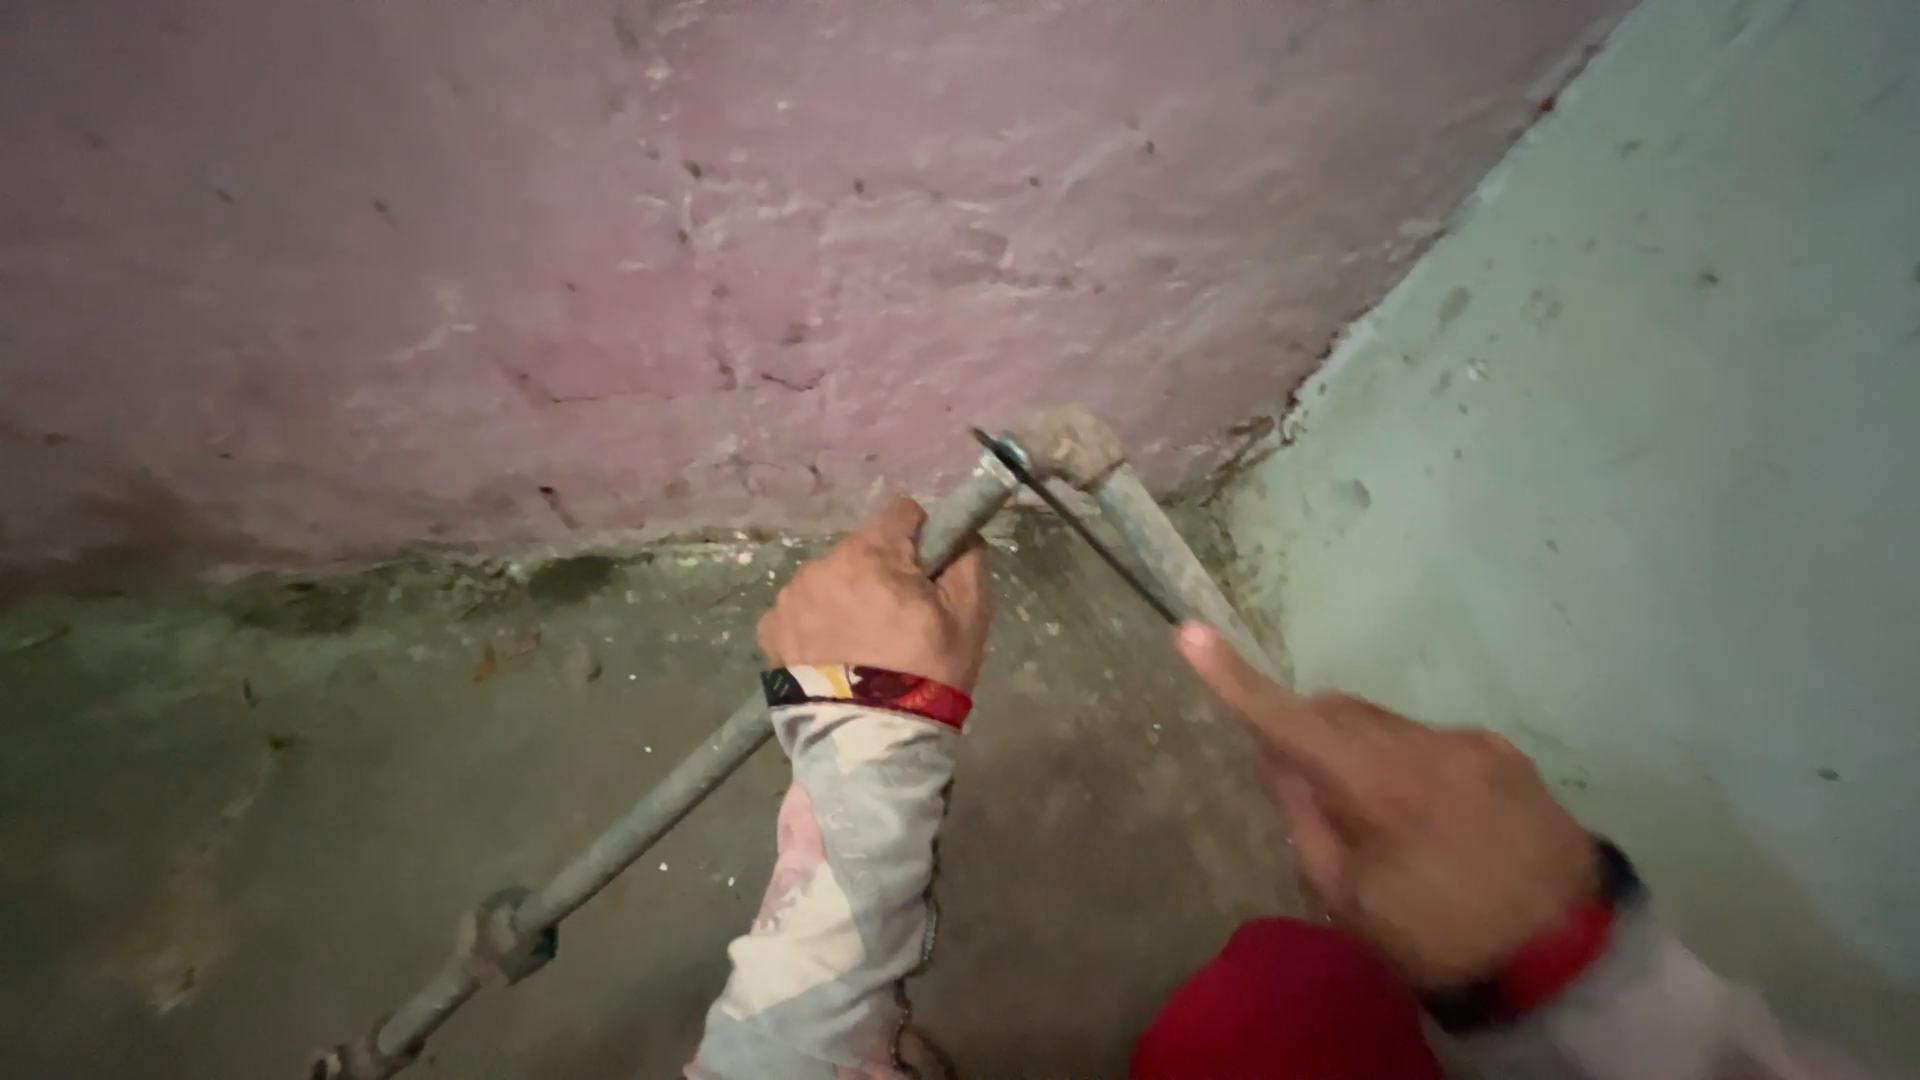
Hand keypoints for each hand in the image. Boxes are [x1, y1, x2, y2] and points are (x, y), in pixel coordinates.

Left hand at [758, 496, 992, 691]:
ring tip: (863, 643)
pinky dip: (816, 623)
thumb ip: (968, 560)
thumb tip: (962, 535)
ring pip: (830, 578)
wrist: (872, 742)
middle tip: (899, 618)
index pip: (901, 512)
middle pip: (863, 548)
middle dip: (882, 571)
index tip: (928, 570)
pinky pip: (800, 610)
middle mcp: (822, 565)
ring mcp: (790, 599)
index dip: (922, 536)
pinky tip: (834, 655)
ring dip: (846, 595)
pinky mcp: (770, 631)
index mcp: (871, 553)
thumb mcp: (970, 616)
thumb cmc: (927, 672)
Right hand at [1175, 622, 1597, 987]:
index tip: (1191, 633)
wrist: (1570, 967)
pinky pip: (1424, 736)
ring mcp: (1468, 743)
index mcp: (1378, 788)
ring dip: (1360, 750)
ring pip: (1378, 723)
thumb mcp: (1344, 893)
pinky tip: (1434, 812)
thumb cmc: (1436, 935)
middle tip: (1316, 793)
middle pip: (1333, 713)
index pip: (1288, 721)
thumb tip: (1279, 752)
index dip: (1235, 679)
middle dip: (1309, 736)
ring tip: (1390, 816)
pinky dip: (1405, 760)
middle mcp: (1422, 746)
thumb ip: (1301, 813)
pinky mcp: (1501, 750)